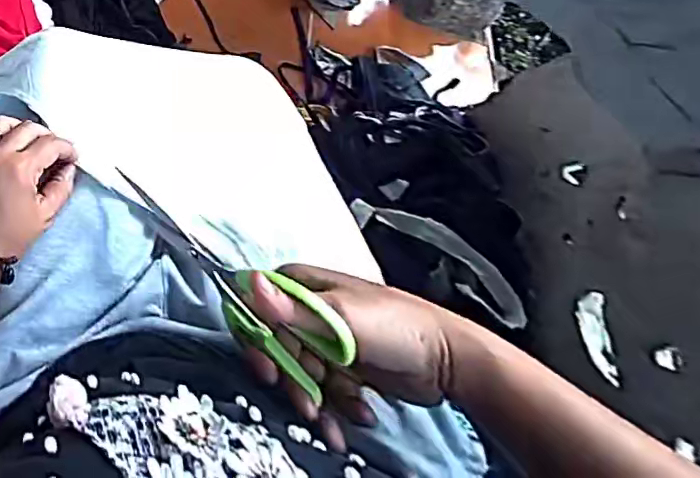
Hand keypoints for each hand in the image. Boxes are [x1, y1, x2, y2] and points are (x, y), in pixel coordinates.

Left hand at [0, 117, 77, 262]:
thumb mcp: (44, 216)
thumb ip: (61, 188)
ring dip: (23, 128)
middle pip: (30, 128)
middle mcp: (1, 153)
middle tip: (54, 152)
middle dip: (48, 137)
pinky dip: (0, 131)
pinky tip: (8, 142)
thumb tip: (68, 168)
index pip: (51, 143)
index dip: (67, 148)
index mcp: (21, 167)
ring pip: (6, 122)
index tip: (72, 157)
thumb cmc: (9, 235)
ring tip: (31, 142)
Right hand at [240, 263, 458, 447]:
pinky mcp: (340, 365)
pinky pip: (322, 388)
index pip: (257, 307)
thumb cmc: (395, 326)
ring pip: (299, 372)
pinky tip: (357, 413)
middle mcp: (306, 309)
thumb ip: (294, 307)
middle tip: (309, 404)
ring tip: (339, 418)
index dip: (256, 338)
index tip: (269, 369)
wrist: (449, 361)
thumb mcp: (342, 317)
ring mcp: (324, 339)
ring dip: (317, 399)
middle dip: (293, 379)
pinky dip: (335, 408)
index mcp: (300, 285)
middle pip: (276, 346)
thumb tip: (251, 282)